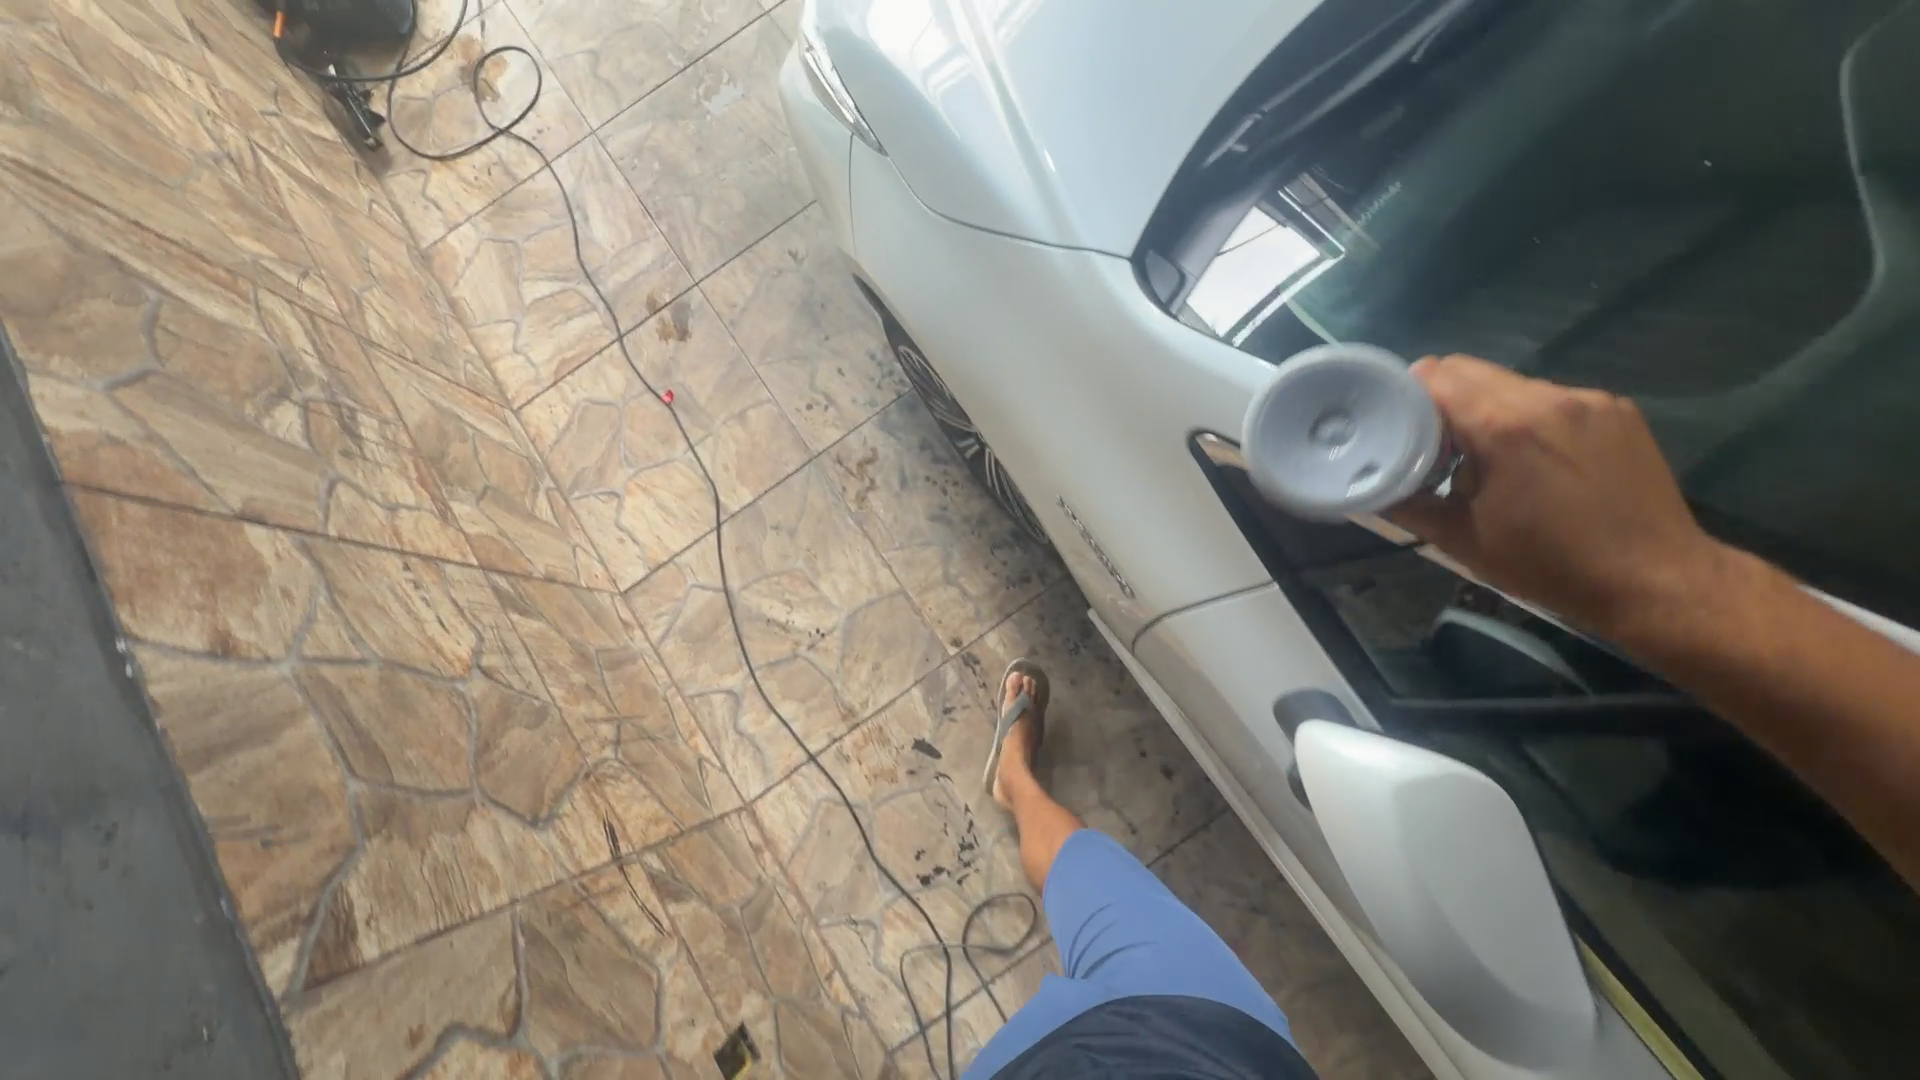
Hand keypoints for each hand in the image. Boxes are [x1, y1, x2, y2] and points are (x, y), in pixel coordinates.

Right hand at [1391, 355, 1730, 639]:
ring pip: (1510, 383)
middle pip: (1471, 371)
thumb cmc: (1548, 565)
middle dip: (1440, 399)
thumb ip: (1407, 503)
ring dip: (1484, 410)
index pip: (1436, 376)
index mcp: (1506, 427)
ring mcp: (1589, 401)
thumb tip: (1368, 486)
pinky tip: (1531, 461)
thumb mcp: (1460, 540)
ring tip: (1482, 457)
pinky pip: (1550, 398)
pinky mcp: (1617, 411)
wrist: (1655, 580)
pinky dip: (1525, 418)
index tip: (1393, 422)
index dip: (1405, 393)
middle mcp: (1549, 399)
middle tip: (1429, 443)